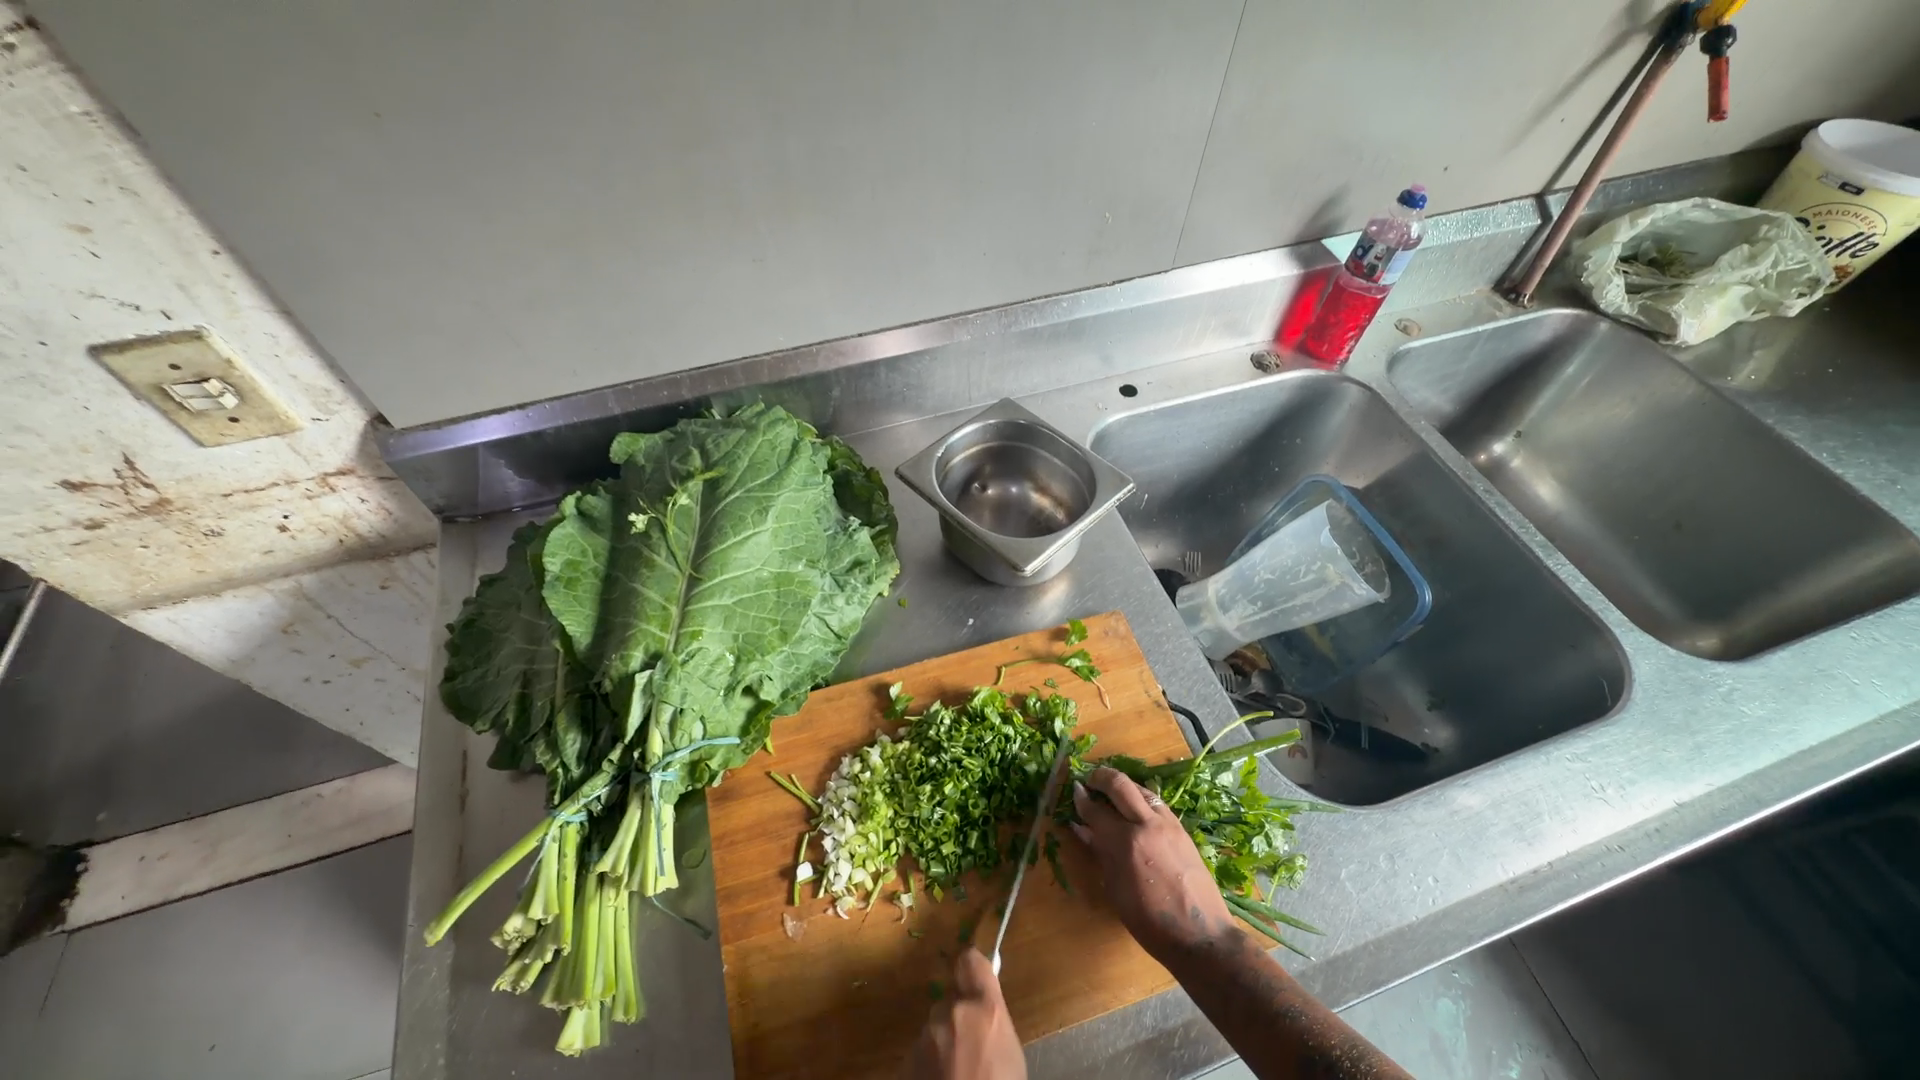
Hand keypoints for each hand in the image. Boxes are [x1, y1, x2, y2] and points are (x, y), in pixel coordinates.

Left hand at [905, 947, 1025, 1079]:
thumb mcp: (1011, 1056)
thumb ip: (994, 1025)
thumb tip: (985, 1016)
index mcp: (985, 1009)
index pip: (971, 961)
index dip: (971, 967)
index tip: (972, 976)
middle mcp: (952, 1013)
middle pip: (950, 1001)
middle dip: (956, 1018)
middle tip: (968, 1048)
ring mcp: (926, 1036)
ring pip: (934, 1029)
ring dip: (941, 1043)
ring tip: (955, 1073)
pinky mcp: (907, 1061)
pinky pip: (920, 1053)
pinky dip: (928, 1064)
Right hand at [1070, 767, 1235, 963]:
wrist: (1199, 934)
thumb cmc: (1149, 922)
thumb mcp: (1116, 890)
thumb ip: (1100, 854)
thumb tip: (1082, 829)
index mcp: (1124, 843)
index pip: (1095, 810)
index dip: (1081, 799)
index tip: (1073, 790)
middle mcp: (1146, 824)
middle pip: (1120, 784)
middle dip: (1101, 777)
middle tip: (1089, 780)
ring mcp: (1167, 824)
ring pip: (1142, 788)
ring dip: (1124, 784)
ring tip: (1111, 790)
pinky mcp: (1182, 830)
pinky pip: (1158, 803)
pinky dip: (1143, 797)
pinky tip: (1136, 806)